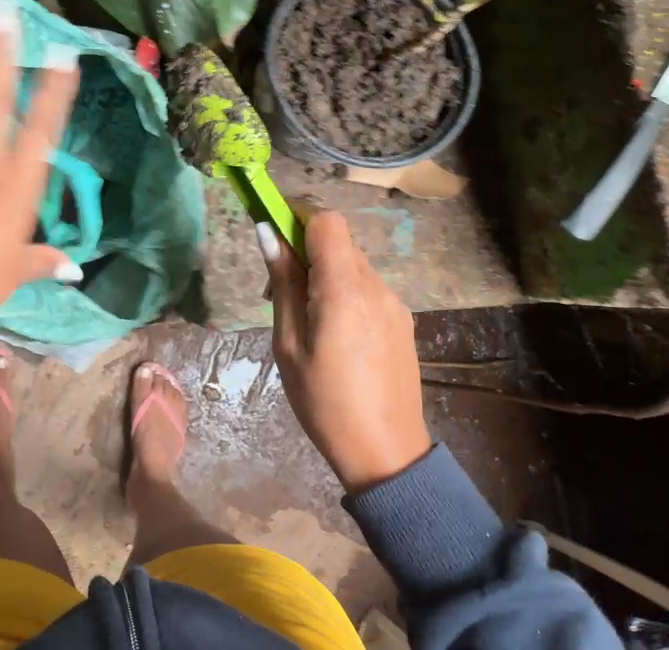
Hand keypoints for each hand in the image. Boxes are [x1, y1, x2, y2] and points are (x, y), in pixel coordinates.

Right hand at [265, 212, 432, 493]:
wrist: (387, 453)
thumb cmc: (324, 402)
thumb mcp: (289, 344)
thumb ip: (283, 284)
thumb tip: (267, 233)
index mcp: (344, 289)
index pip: (326, 220)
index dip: (297, 215)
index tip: (272, 233)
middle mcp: (375, 286)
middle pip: (338, 240)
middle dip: (304, 248)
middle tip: (277, 288)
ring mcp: (394, 303)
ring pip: (351, 263)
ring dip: (323, 272)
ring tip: (304, 318)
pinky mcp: (401, 320)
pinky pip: (366, 288)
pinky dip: (343, 291)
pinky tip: (332, 334)